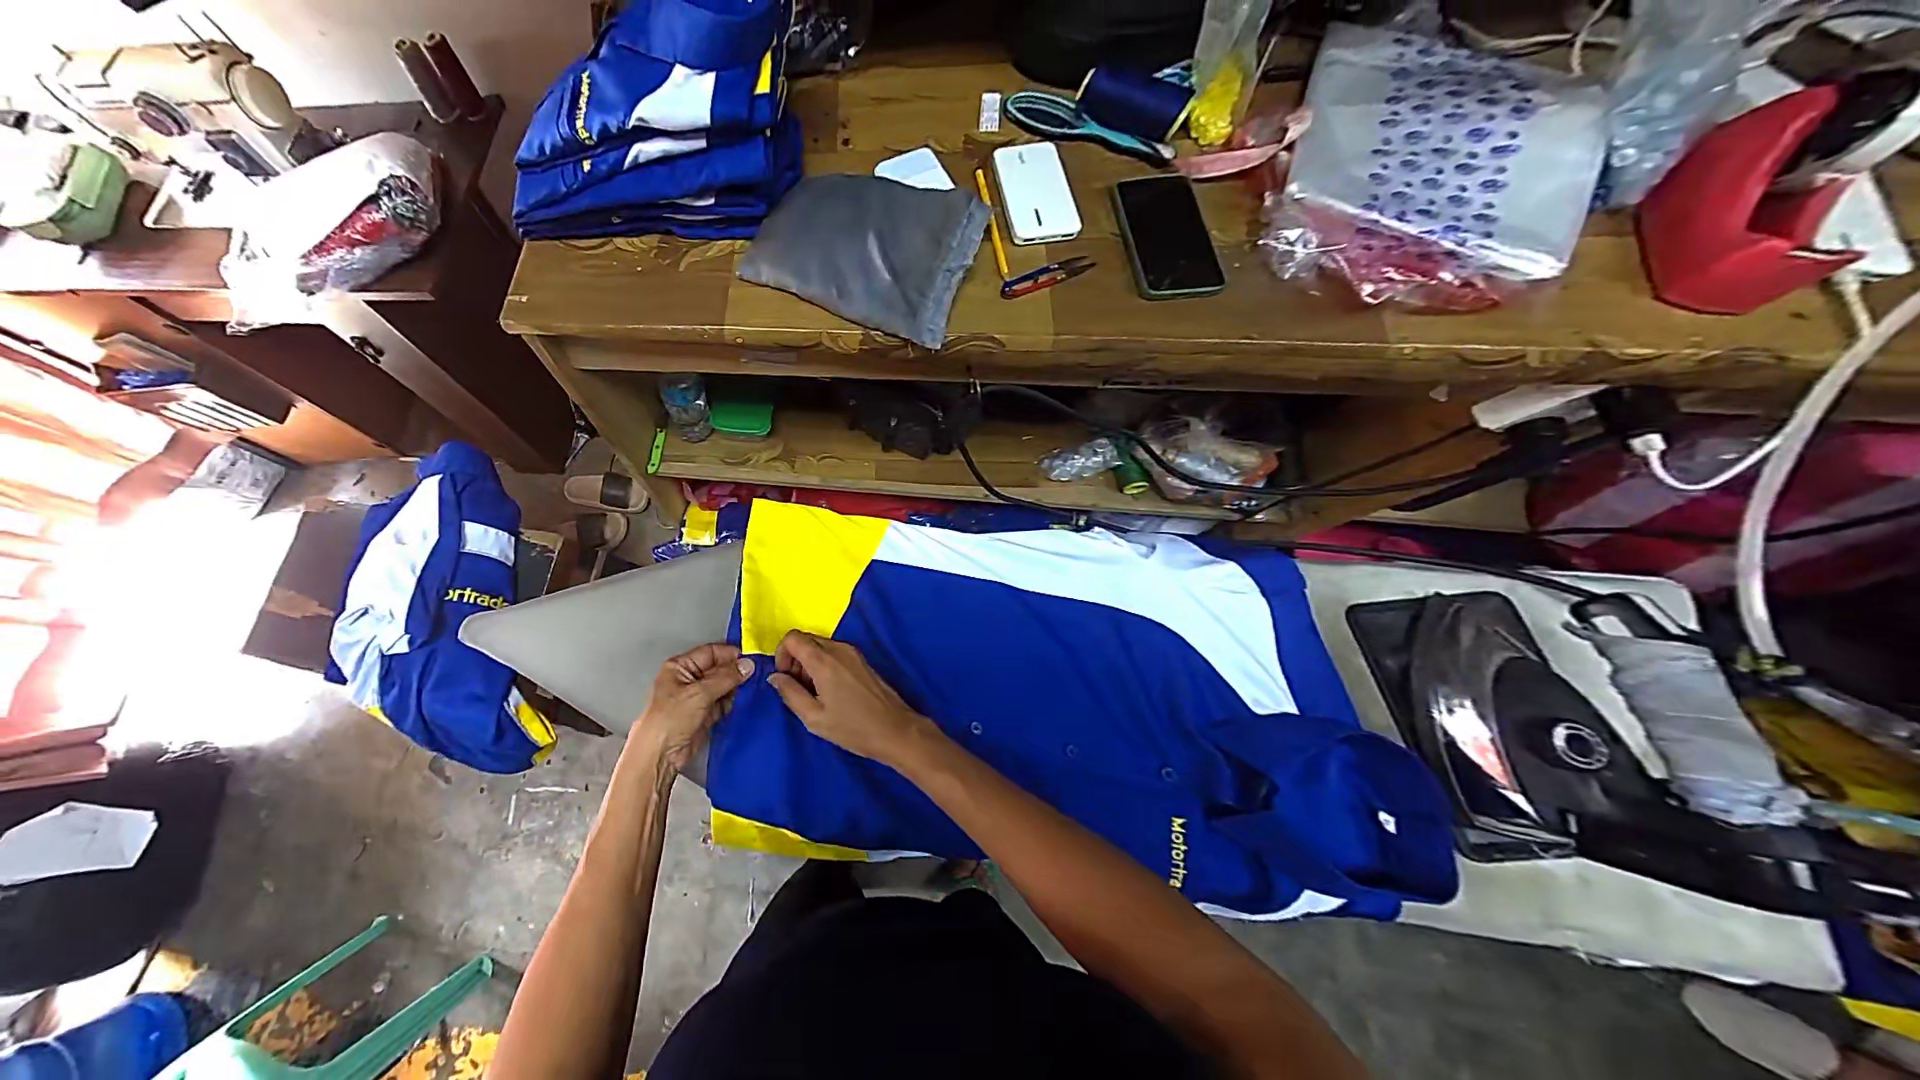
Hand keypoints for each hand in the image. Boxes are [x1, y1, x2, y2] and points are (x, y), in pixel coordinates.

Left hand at [631, 643, 752, 769]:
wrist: (660, 755)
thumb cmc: (669, 720)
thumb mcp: (699, 693)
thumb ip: (726, 677)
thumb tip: (748, 665)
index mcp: (680, 667)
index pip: (711, 652)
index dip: (730, 654)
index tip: (751, 659)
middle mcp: (689, 679)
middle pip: (719, 668)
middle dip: (736, 671)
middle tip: (757, 674)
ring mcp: (698, 697)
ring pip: (724, 685)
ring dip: (737, 687)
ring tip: (753, 688)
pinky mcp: (706, 713)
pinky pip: (725, 701)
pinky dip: (735, 701)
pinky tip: (746, 700)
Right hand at [767, 631, 940, 768]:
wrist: (895, 729)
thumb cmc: (853, 727)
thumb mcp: (813, 717)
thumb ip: (789, 693)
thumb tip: (775, 677)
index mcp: (825, 660)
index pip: (793, 637)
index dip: (781, 655)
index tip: (785, 678)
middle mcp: (840, 649)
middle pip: (806, 640)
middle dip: (795, 660)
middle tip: (799, 689)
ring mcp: (854, 653)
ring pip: (820, 646)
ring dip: (809, 663)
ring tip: (815, 694)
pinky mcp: (862, 660)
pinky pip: (834, 653)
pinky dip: (825, 665)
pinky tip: (831, 691)